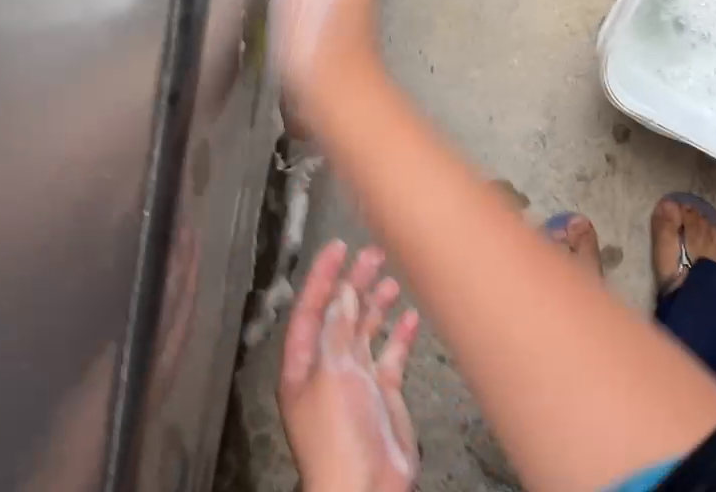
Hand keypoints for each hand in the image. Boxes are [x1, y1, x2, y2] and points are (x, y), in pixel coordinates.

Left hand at [279, 241, 420, 491]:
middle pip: (340, 317)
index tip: (339, 247)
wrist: (366, 485)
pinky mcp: (383, 393)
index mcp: (304, 365)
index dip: (323, 278)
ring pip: (366, 331)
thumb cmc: (338, 433)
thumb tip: (342, 294)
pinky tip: (411, 317)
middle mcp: (328, 368)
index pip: (311, 310)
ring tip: (392, 279)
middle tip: (375, 254)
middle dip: (354, 284)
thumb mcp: (332, 375)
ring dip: (377, 305)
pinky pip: (391, 355)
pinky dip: (400, 334)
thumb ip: (337, 331)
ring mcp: (356, 380)